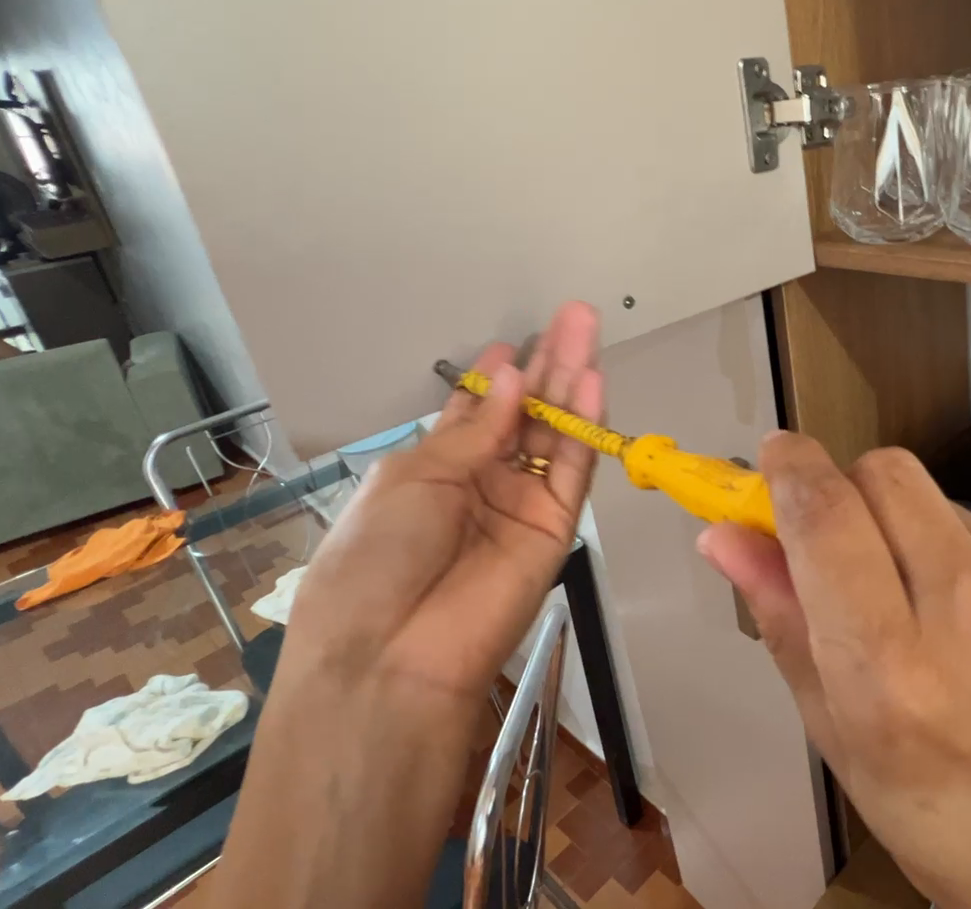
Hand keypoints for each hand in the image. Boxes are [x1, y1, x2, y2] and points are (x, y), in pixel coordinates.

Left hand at [283, 300, 603, 700]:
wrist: (392, 654)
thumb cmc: (377, 558)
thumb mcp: (412, 480)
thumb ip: (475, 431)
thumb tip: (512, 377)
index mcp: (436, 468)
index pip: (477, 411)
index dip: (495, 375)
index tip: (512, 341)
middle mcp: (485, 479)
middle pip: (526, 412)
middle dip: (548, 363)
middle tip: (574, 314)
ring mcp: (525, 502)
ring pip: (556, 433)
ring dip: (573, 382)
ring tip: (588, 329)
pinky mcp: (558, 526)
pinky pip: (575, 470)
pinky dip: (586, 427)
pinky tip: (593, 382)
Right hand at [698, 435, 970, 908]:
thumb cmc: (944, 816)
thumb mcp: (838, 736)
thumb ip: (781, 621)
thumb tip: (724, 535)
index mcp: (894, 670)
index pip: (828, 520)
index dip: (790, 472)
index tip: (774, 458)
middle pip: (884, 473)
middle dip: (848, 492)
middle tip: (845, 547)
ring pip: (935, 495)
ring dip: (908, 530)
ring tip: (928, 609)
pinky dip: (963, 552)